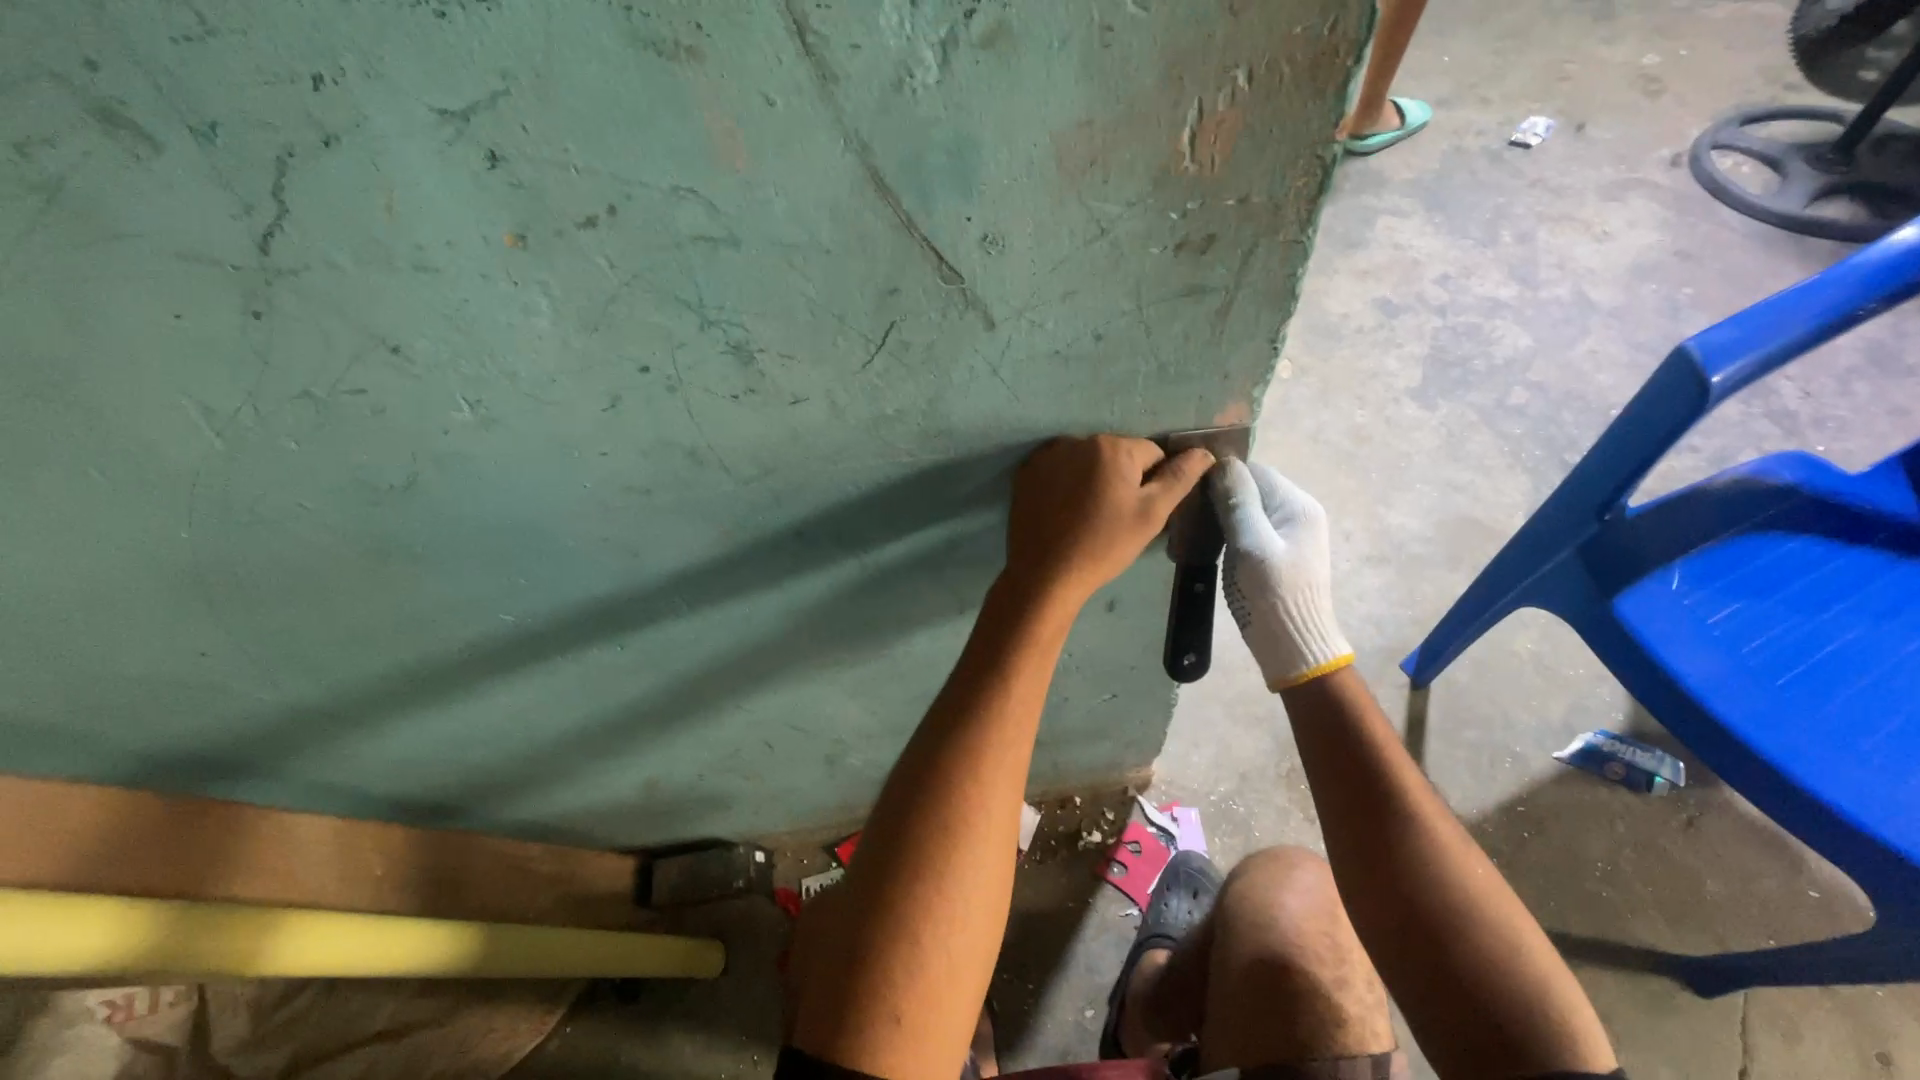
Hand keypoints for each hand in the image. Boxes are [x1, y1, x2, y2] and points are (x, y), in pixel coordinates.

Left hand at [1004, 435, 1213, 604]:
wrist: (1044, 575)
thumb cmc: (1103, 546)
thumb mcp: (1151, 515)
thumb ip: (1179, 478)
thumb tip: (1204, 452)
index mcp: (1112, 447)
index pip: (1151, 454)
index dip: (1152, 484)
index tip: (1137, 513)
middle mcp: (1077, 441)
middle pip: (1116, 455)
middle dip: (1122, 479)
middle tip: (1113, 519)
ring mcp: (1047, 455)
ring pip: (1086, 461)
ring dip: (1093, 479)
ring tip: (1087, 517)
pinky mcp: (1026, 473)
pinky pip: (1058, 470)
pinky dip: (1065, 484)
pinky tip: (1064, 513)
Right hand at [1210, 458, 1353, 689]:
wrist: (1294, 646)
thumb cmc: (1272, 594)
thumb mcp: (1251, 545)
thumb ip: (1238, 501)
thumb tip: (1221, 463)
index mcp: (1297, 504)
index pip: (1253, 471)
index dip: (1221, 477)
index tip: (1190, 494)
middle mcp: (1298, 512)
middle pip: (1251, 489)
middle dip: (1220, 498)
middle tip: (1189, 517)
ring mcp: (1290, 534)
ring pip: (1248, 510)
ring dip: (1222, 517)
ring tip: (1196, 532)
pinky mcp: (1279, 553)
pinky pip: (1250, 529)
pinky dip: (1230, 533)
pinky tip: (1213, 546)